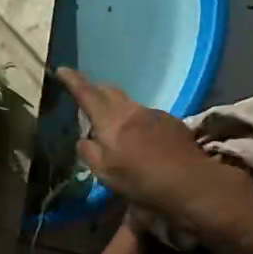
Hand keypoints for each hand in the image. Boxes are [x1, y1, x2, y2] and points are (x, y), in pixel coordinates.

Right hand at [58, 68, 235, 217]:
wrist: (190, 183)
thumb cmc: (141, 181)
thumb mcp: (104, 174)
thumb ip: (88, 152)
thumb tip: (83, 140)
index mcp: (110, 121)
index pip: (86, 93)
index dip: (72, 80)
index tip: (62, 69)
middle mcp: (131, 110)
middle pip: (109, 90)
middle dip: (96, 91)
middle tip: (87, 100)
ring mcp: (154, 113)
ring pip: (129, 104)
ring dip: (119, 110)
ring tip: (117, 129)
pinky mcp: (172, 122)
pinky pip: (147, 115)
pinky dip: (138, 122)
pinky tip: (143, 142)